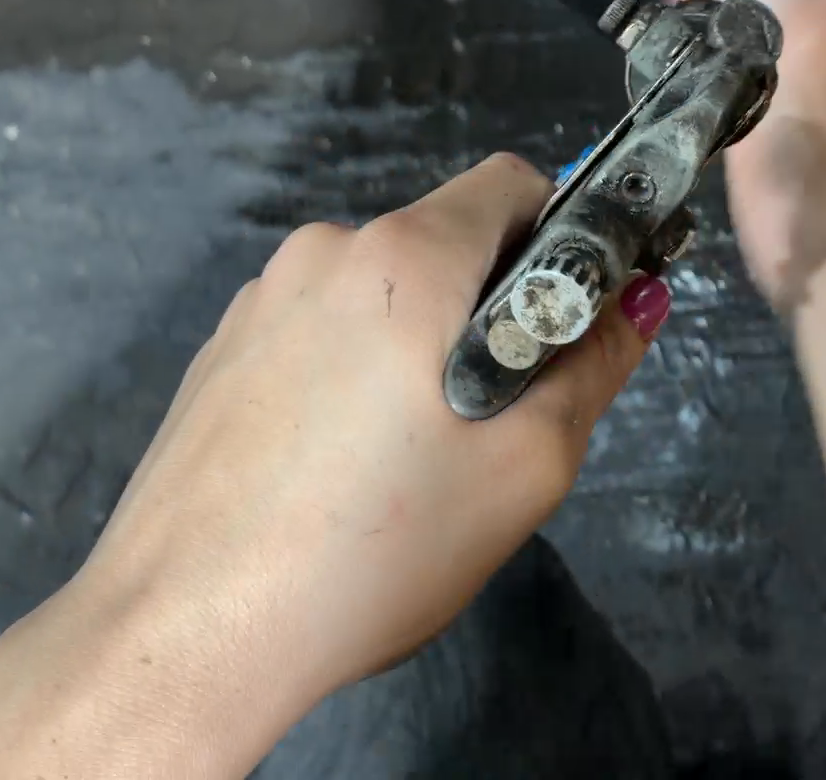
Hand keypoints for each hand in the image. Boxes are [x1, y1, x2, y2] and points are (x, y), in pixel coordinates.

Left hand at [70, 153, 666, 705]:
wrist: (181, 641)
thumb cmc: (381, 542)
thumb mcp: (528, 461)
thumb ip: (598, 363)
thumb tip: (644, 296)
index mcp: (406, 256)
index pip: (512, 184)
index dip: (563, 232)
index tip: (570, 308)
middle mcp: (327, 248)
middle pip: (451, 237)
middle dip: (497, 300)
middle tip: (503, 401)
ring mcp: (263, 294)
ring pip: (390, 284)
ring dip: (430, 334)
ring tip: (418, 441)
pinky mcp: (225, 344)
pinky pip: (328, 322)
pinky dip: (364, 358)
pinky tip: (347, 452)